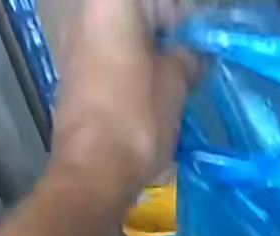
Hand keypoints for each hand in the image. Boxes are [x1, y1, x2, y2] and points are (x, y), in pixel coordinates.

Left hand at [49, 0, 190, 197]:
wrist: (93, 175)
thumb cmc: (136, 122)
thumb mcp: (175, 86)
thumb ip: (187, 60)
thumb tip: (192, 56)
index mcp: (113, 4)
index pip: (165, 2)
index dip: (190, 23)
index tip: (206, 51)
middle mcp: (86, 17)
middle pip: (140, 20)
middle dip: (167, 43)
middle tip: (193, 72)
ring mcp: (75, 52)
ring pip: (125, 47)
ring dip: (151, 64)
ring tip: (175, 93)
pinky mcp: (74, 86)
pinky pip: (112, 71)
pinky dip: (133, 82)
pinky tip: (151, 106)